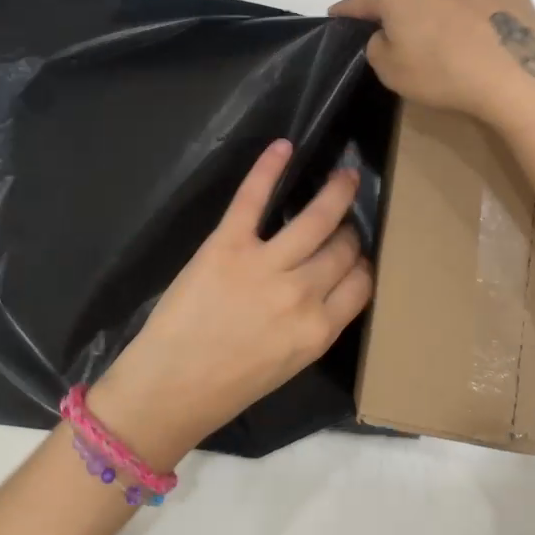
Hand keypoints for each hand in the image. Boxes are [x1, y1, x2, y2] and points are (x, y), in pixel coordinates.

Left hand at [88, 139, 372, 470]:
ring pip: (316, 218)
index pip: (362, 282)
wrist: (169, 387)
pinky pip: (254, 198)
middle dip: (350, 231)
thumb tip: (330, 287)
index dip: (364, 264)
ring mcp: (264, 266)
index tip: (360, 253)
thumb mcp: (289, 365)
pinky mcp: (228, 244)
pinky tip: (283, 146)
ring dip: (336, 192)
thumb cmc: (227, 385)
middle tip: (347, 216)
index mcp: (319, 330)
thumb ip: (315, 325)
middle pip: (343, 248)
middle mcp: (301, 294)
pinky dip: (269, 168)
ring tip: (344, 176)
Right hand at [330, 0, 534, 127]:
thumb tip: (388, 33)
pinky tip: (482, 25)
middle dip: (400, 4)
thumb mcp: (390, 72)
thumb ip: (376, 45)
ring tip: (451, 30)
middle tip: (407, 34)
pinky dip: (474, 0)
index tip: (340, 19)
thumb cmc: (444, 73)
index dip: (348, 13)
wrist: (517, 73)